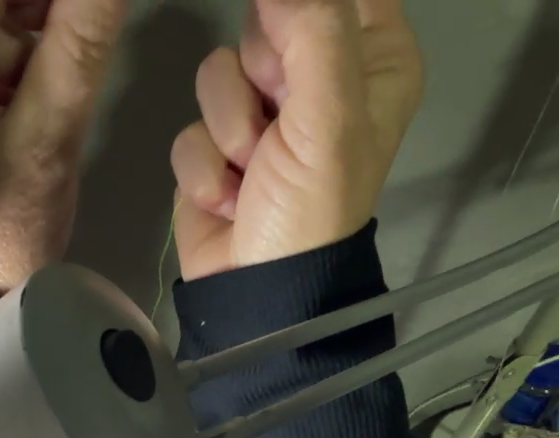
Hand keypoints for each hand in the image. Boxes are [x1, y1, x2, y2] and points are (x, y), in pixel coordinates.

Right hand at [172, 0, 422, 279]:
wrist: (258, 289)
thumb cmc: (311, 207)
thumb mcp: (329, 115)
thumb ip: (312, 30)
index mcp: (368, 61)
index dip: (300, 9)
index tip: (284, 46)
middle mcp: (313, 81)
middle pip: (266, 22)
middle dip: (259, 74)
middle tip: (276, 121)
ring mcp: (258, 117)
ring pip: (217, 74)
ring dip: (227, 132)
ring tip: (249, 173)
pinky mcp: (213, 151)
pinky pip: (190, 129)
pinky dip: (202, 170)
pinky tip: (226, 198)